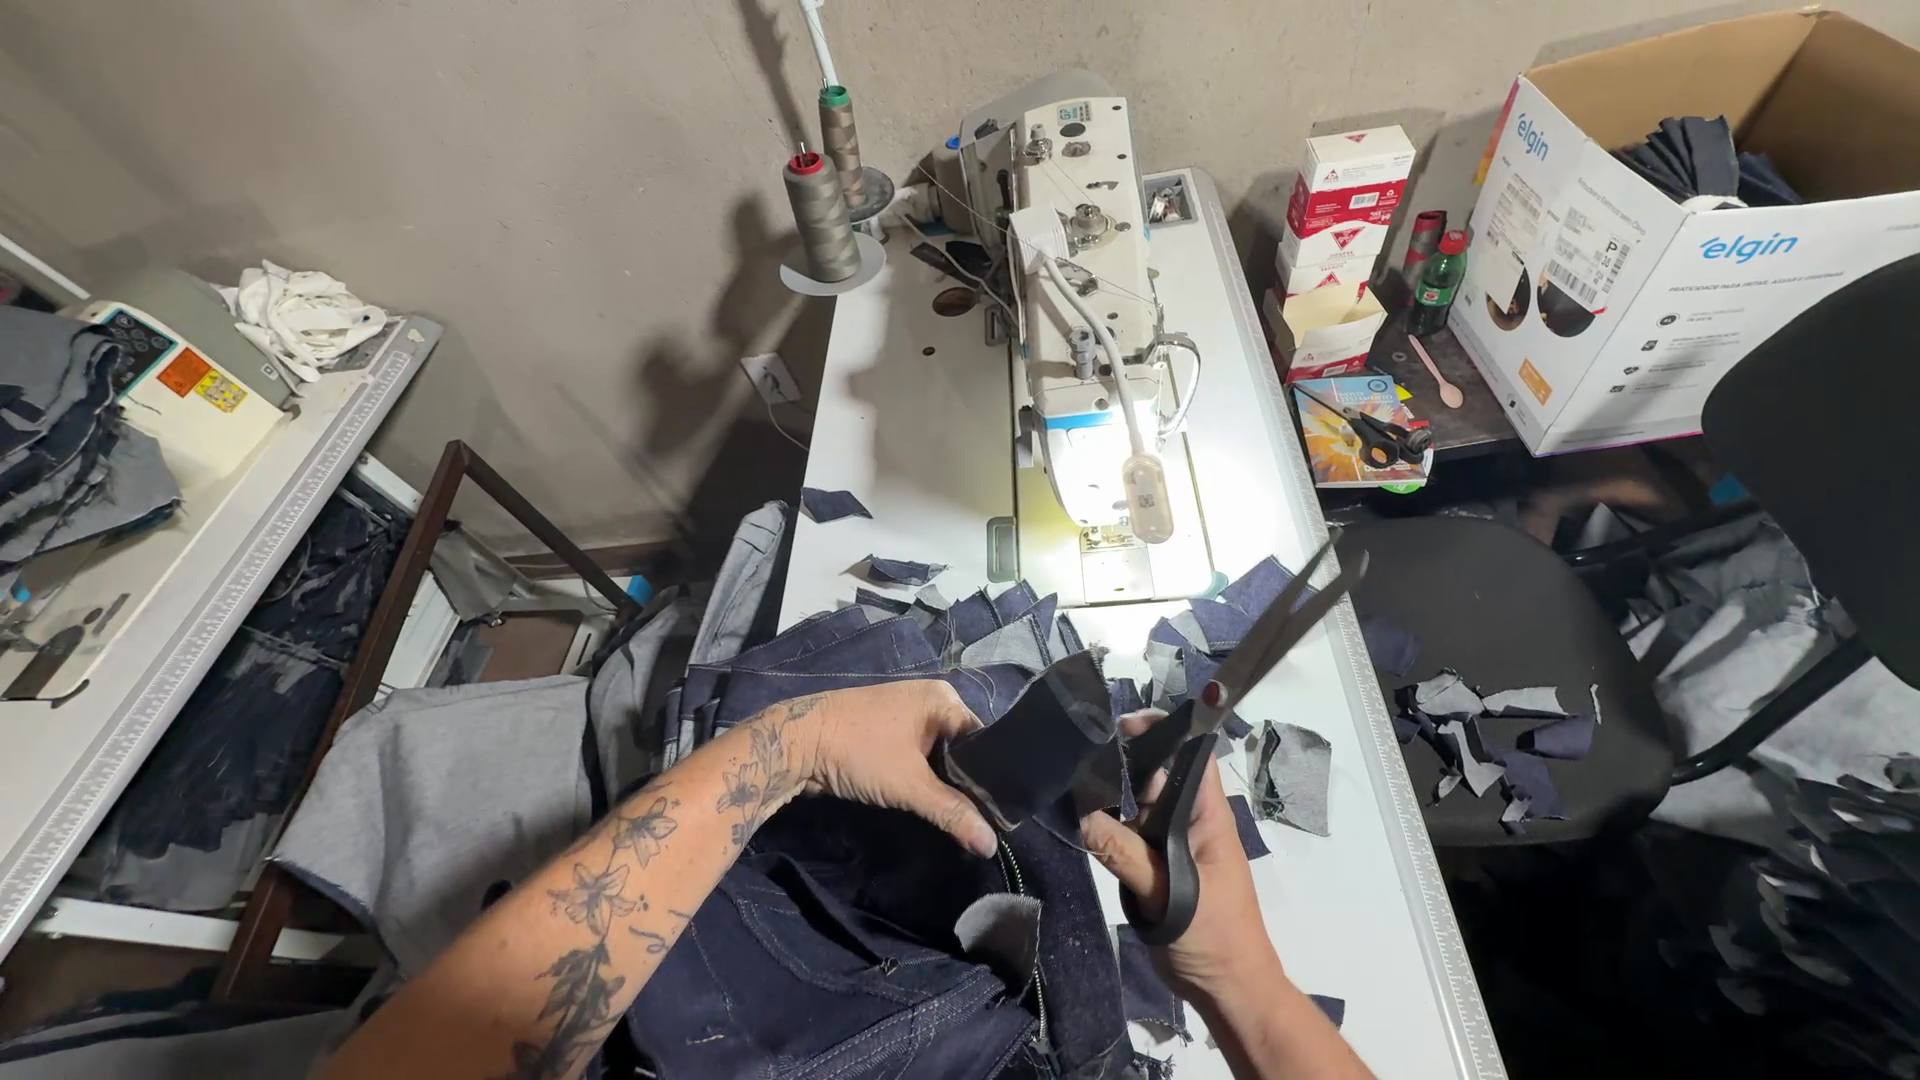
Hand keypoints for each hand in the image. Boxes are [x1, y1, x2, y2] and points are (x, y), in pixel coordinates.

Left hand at [768, 681, 999, 857]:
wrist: (796, 744)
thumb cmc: (859, 752)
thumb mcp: (911, 786)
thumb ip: (953, 813)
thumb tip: (992, 845)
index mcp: (943, 697)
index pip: (983, 740)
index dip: (992, 778)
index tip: (1001, 814)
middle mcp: (929, 700)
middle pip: (962, 749)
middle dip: (967, 784)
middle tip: (982, 823)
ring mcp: (906, 715)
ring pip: (939, 756)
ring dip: (944, 784)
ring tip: (962, 819)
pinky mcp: (888, 731)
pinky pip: (919, 756)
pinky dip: (924, 778)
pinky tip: (932, 804)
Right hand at [1081, 709, 1283, 1004]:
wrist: (1228, 992)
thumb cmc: (1213, 939)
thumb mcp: (1167, 895)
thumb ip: (1123, 853)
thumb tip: (1080, 814)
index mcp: (1207, 815)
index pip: (1192, 754)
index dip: (1162, 731)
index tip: (1120, 726)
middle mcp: (1190, 819)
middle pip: (1158, 773)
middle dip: (1125, 762)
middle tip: (1082, 758)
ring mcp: (1174, 840)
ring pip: (1141, 802)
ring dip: (1114, 794)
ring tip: (1074, 782)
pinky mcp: (1159, 861)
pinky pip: (1133, 830)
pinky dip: (1112, 823)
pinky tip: (1083, 818)